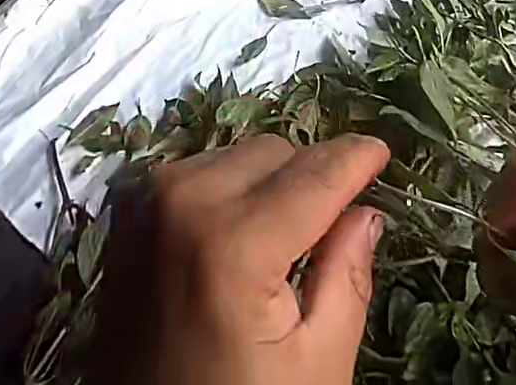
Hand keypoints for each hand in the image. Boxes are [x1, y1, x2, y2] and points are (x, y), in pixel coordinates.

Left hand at [94, 134, 389, 384]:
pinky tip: (235, 232)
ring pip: (240, 153)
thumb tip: (367, 210)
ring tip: (276, 240)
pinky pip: (203, 165)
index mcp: (233, 243)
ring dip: (270, 181)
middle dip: (310, 179)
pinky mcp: (132, 201)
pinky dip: (231, 186)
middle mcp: (187, 198)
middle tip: (325, 228)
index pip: (315, 176)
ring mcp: (151, 195)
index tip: (384, 150)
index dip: (357, 158)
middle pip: (276, 152)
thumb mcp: (315, 367)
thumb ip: (347, 277)